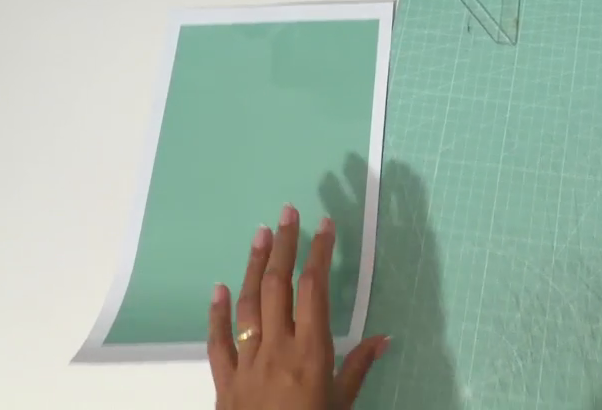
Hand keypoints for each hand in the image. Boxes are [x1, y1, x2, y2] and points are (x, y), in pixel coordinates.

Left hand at [207, 205, 388, 409]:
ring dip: (254, 266)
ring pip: (248, 305)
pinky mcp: (223, 383)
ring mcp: (247, 364)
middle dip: (285, 245)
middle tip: (289, 212)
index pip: (314, 288)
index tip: (325, 224)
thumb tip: (384, 338)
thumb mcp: (342, 407)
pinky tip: (219, 288)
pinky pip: (218, 343)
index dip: (319, 252)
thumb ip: (358, 370)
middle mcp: (277, 348)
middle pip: (278, 286)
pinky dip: (217, 313)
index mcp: (310, 352)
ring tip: (261, 234)